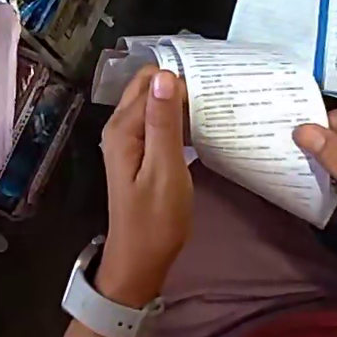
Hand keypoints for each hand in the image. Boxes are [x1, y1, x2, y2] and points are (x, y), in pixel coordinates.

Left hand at [98, 66, 192, 306]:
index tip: (216, 82)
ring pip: (154, 102)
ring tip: (214, 102)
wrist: (140, 261)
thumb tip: (166, 76)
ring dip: (179, 99)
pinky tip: (199, 124)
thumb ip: (164, 123)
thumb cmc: (156, 220)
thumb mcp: (165, 170)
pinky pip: (156, 120)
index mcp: (124, 128)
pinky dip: (176, 116)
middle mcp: (120, 126)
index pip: (154, 83)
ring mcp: (127, 139)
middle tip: (216, 89)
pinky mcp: (138, 151)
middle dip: (178, 82)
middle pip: (149, 86)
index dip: (183, 79)